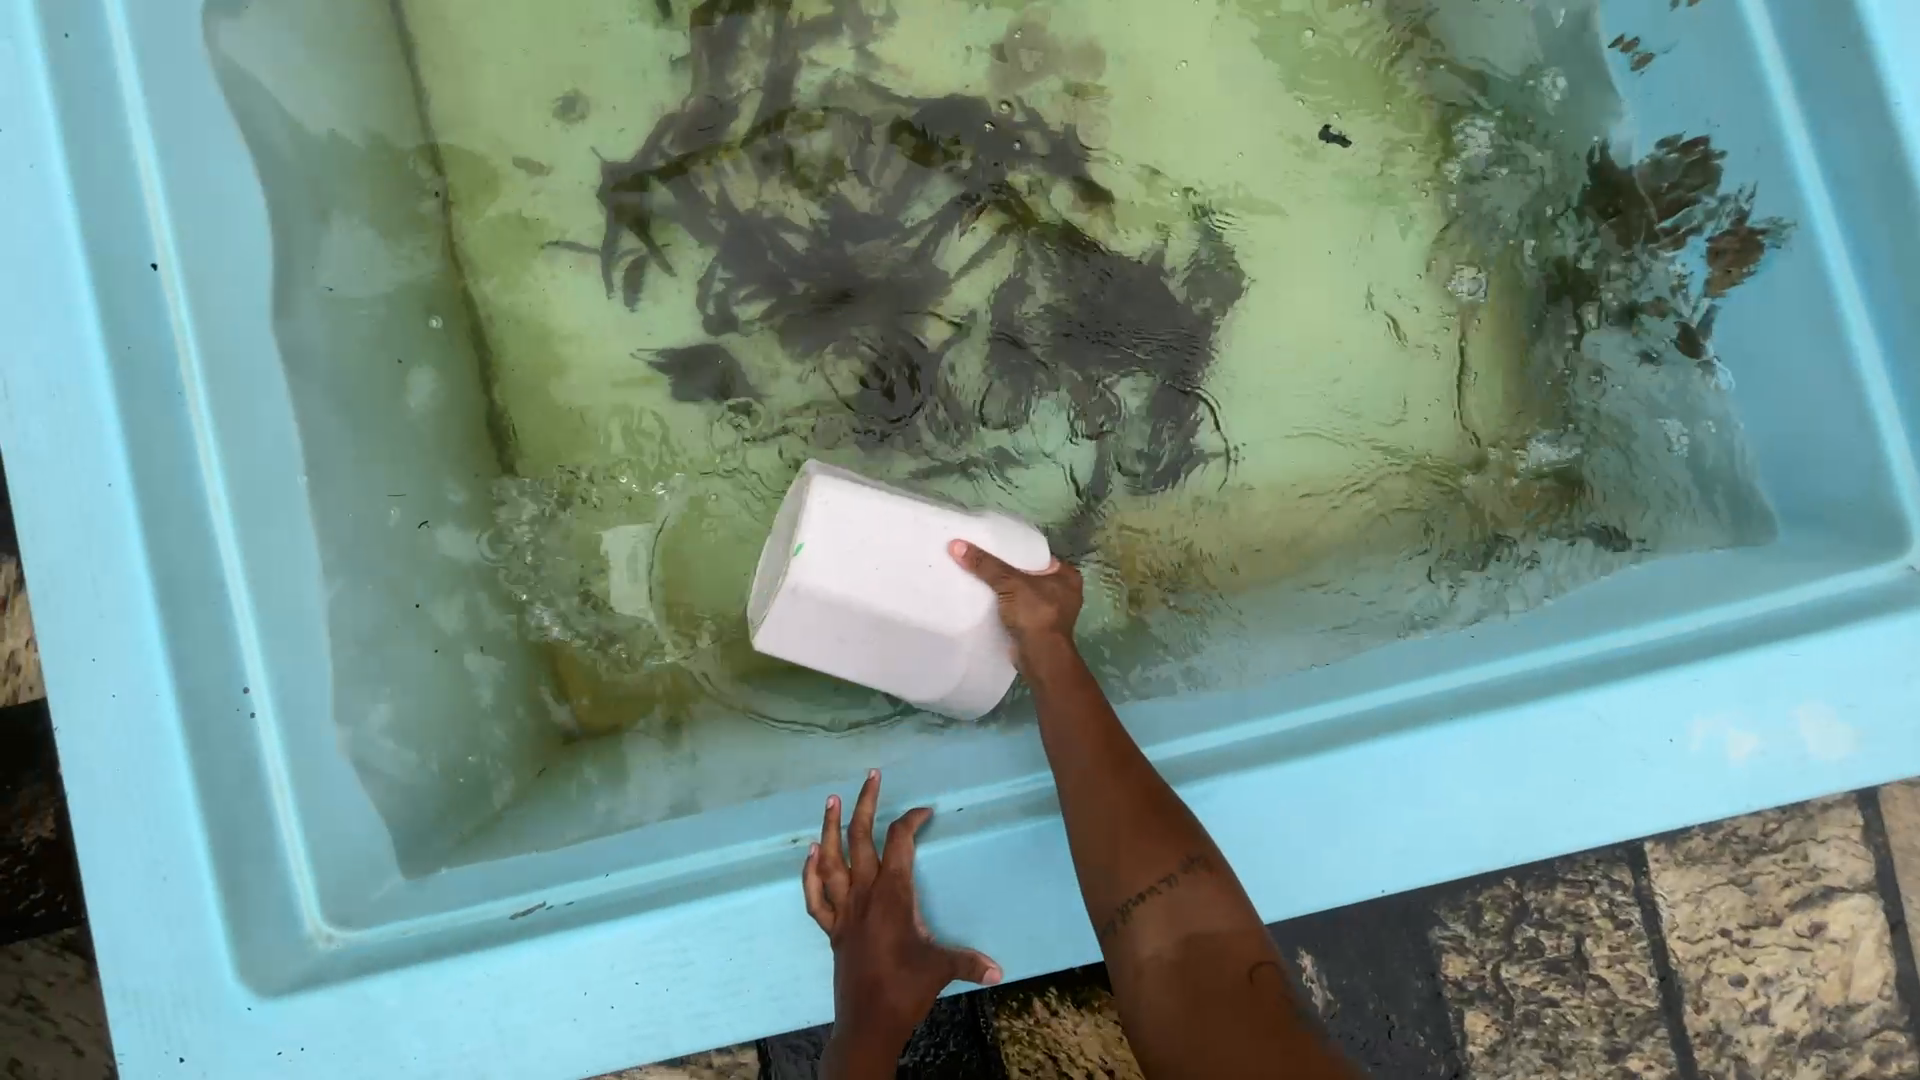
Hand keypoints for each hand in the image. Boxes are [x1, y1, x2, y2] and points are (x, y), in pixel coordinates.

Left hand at [803, 770, 1000, 1075]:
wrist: (867, 1024)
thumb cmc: (906, 989)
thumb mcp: (942, 968)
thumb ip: (969, 961)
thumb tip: (1000, 970)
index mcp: (892, 893)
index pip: (899, 841)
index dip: (911, 819)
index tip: (926, 810)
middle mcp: (864, 893)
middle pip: (860, 838)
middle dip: (866, 803)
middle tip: (871, 775)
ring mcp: (843, 910)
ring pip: (831, 859)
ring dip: (830, 828)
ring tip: (830, 800)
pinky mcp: (831, 928)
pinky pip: (815, 895)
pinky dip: (810, 872)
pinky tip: (809, 853)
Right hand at [948, 539, 1082, 661]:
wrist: (1039, 657)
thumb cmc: (1035, 613)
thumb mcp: (1009, 582)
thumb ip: (984, 564)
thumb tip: (955, 544)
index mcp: (1067, 575)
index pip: (1037, 555)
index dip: (1016, 550)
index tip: (994, 545)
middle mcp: (1063, 591)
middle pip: (1028, 574)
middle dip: (1007, 570)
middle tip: (982, 559)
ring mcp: (1051, 611)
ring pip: (1022, 593)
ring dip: (1004, 590)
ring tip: (979, 576)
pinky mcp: (1037, 627)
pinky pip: (1017, 609)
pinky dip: (1004, 605)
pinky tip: (985, 599)